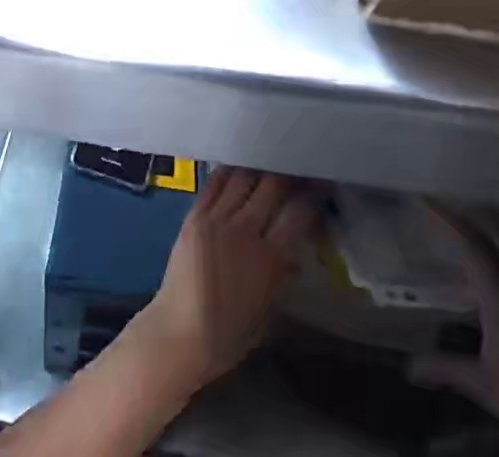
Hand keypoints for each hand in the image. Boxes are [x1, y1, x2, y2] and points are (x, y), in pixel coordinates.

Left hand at [127, 167, 320, 392]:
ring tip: (268, 165)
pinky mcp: (194, 216)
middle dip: (288, 175)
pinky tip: (238, 168)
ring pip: (243, 177)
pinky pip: (215, 183)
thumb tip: (295, 256)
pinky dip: (229, 172)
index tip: (319, 190)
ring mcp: (216, 220)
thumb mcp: (266, 309)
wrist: (178, 334)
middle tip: (296, 170)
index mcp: (268, 257)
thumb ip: (280, 275)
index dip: (312, 198)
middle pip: (272, 185)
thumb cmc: (228, 333)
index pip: (297, 213)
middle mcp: (243, 230)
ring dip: (259, 168)